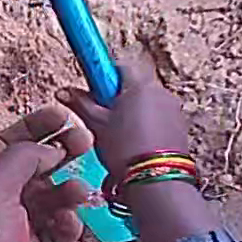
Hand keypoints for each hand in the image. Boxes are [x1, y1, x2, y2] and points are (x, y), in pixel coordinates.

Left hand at [0, 105, 92, 241]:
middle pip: (31, 169)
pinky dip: (69, 225)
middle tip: (85, 143)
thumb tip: (48, 148)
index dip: (32, 128)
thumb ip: (20, 159)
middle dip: (59, 155)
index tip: (64, 114)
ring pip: (51, 199)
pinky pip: (61, 231)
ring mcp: (16, 233)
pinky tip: (68, 226)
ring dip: (68, 191)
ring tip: (78, 192)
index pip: (4, 146)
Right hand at [57, 57, 190, 172]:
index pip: (119, 66)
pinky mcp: (178, 125)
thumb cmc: (124, 147)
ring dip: (127, 110)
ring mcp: (172, 108)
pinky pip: (155, 116)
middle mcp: (160, 92)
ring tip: (113, 132)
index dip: (102, 76)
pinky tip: (129, 141)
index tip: (90, 88)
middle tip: (97, 115)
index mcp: (140, 86)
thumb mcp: (95, 123)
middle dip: (113, 96)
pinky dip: (142, 123)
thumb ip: (79, 103)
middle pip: (132, 84)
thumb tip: (63, 91)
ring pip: (144, 101)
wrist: (154, 175)